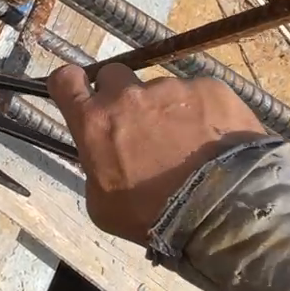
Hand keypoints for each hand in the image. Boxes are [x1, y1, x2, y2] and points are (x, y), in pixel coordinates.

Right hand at [48, 64, 268, 244]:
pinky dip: (204, 113)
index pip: (65, 80)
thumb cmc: (153, 214)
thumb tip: (104, 160)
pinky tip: (217, 141)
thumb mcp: (103, 205)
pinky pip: (200, 95)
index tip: (80, 94)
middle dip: (121, 95)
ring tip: (190, 144)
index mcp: (93, 122)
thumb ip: (97, 169)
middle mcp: (127, 96)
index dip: (71, 84)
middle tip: (139, 125)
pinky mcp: (211, 89)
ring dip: (167, 110)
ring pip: (161, 90)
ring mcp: (171, 89)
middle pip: (113, 75)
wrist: (224, 209)